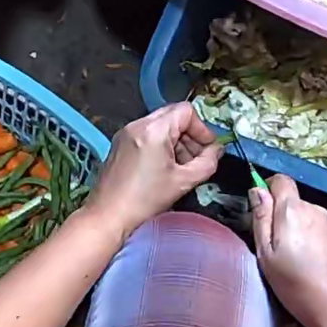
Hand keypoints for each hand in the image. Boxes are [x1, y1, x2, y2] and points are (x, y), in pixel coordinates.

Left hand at [84, 103, 222, 239]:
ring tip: (181, 168)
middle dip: (190, 136)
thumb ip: (208, 162)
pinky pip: (147, 135)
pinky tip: (164, 169)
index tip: (207, 150)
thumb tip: (217, 150)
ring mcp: (126, 133)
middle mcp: (138, 125)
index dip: (202, 130)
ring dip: (176, 142)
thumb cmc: (144, 200)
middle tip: (197, 159)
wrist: (109, 214)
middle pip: (174, 116)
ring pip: (161, 126)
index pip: (186, 112)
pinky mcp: (120, 143)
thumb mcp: (184, 181)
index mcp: (154, 130)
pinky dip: (161, 146)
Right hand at [250, 175, 326, 326]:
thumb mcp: (265, 255)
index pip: (280, 181)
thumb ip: (260, 218)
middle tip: (279, 249)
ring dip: (303, 230)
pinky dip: (319, 241)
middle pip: (295, 202)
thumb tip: (256, 190)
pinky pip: (325, 230)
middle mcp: (315, 209)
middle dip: (284, 218)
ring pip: (311, 217)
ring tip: (300, 261)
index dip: (269, 190)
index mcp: (291, 210)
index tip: (263, 211)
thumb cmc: (297, 285)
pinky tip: (318, 265)